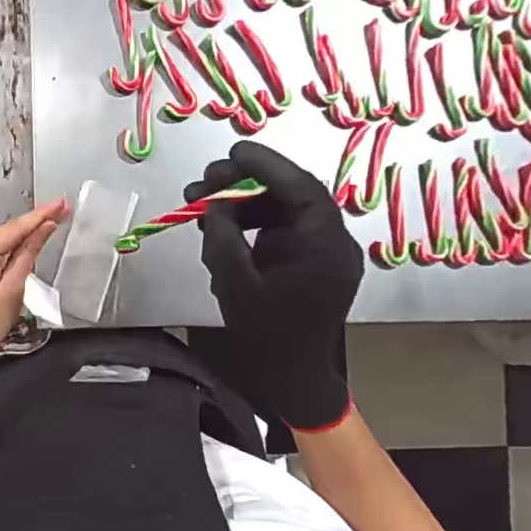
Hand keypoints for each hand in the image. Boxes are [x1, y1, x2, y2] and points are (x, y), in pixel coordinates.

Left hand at [0, 198, 69, 353]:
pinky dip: (11, 244)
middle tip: (61, 210)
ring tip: (51, 221)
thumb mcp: (13, 289)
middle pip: (6, 230)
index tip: (59, 205)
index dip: (39, 216)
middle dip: (34, 221)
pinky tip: (28, 239)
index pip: (13, 229)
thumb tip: (44, 229)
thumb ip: (29, 254)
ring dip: (24, 232)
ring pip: (1, 238)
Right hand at [186, 140, 363, 429]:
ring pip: (282, 213)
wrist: (292, 379)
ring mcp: (321, 253)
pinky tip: (220, 230)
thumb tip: (214, 204)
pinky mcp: (309, 264)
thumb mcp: (237, 286)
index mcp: (324, 245)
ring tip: (200, 206)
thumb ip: (223, 239)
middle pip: (289, 196)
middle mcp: (331, 242)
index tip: (233, 152)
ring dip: (243, 206)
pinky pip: (280, 233)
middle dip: (246, 185)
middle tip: (205, 181)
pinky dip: (251, 228)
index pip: (300, 188)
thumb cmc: (267, 336)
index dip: (266, 165)